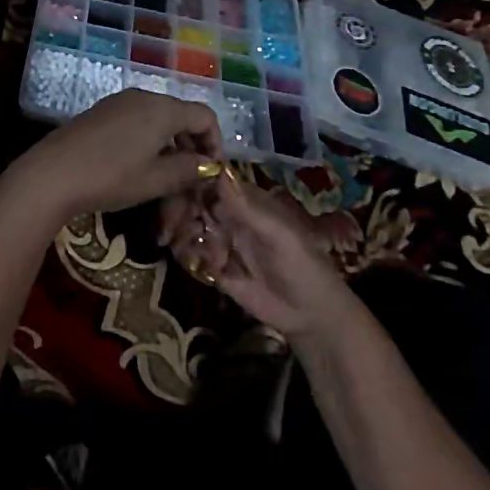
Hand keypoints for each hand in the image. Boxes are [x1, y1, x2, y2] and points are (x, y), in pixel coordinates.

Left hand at [0, 89, 222, 220]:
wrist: (51, 174)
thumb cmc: (110, 176)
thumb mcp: (156, 179)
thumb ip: (188, 169)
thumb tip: (208, 164)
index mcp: (161, 108)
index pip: (204, 116)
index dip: (215, 143)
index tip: (211, 172)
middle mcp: (141, 97)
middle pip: (180, 116)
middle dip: (190, 147)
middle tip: (191, 180)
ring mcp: (117, 103)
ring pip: (156, 120)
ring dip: (168, 146)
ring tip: (166, 178)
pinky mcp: (99, 113)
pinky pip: (135, 121)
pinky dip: (146, 141)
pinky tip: (138, 166)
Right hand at [169, 176, 360, 341]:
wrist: (312, 318)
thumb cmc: (304, 268)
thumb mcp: (280, 236)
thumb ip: (248, 208)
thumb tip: (219, 172)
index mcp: (246, 203)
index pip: (211, 182)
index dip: (192, 183)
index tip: (177, 191)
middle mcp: (228, 218)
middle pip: (192, 204)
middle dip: (181, 213)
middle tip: (184, 229)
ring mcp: (219, 242)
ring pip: (186, 228)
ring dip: (185, 236)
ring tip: (207, 253)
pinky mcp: (213, 267)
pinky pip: (190, 254)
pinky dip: (188, 256)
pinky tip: (205, 266)